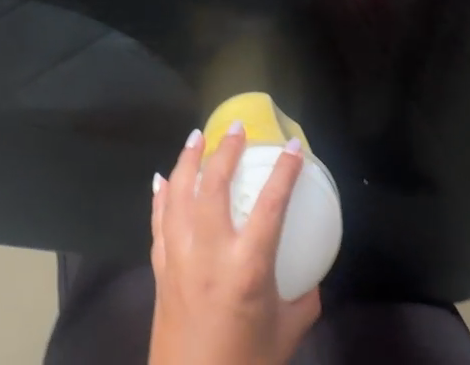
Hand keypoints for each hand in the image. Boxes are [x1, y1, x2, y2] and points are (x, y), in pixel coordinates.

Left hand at [149, 127, 321, 364]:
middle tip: (236, 128)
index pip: (271, 204)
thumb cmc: (245, 364)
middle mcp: (209, 254)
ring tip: (196, 138)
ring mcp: (179, 260)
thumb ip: (303, 298)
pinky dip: (161, 197)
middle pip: (213, 187)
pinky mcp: (160, 271)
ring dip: (187, 162)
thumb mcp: (287, 332)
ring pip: (179, 197)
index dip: (284, 171)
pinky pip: (158, 223)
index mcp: (248, 267)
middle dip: (225, 151)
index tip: (292, 147)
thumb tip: (311, 276)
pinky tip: (162, 180)